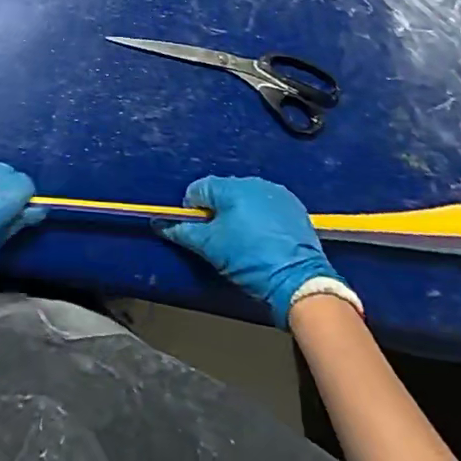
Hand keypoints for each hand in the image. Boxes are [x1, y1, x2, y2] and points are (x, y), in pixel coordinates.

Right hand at [157, 176, 350, 325]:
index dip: (192, 210)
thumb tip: (162, 224)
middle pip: (223, 192)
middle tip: (219, 240)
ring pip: (246, 199)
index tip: (198, 232)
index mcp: (232, 187)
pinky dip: (261, 219)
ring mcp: (276, 192)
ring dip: (239, 214)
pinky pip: (267, 206)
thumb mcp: (211, 248)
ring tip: (243, 242)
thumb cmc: (250, 259)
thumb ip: (184, 232)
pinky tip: (263, 240)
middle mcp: (254, 182)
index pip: (199, 188)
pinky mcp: (293, 206)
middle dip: (217, 212)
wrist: (298, 279)